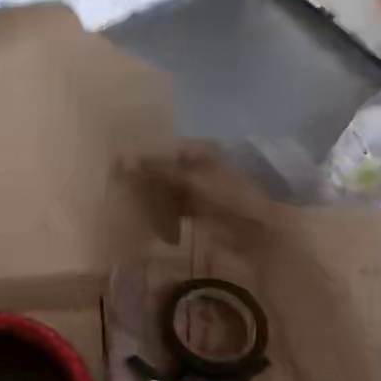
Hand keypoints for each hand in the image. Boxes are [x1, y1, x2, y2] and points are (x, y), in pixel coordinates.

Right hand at [122, 142, 278, 245]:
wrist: (260, 231)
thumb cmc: (227, 197)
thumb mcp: (190, 179)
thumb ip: (157, 169)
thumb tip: (123, 159)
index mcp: (200, 150)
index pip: (164, 148)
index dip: (143, 156)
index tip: (120, 167)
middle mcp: (200, 166)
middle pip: (165, 169)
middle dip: (145, 178)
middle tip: (122, 188)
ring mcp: (202, 188)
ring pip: (169, 189)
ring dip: (153, 197)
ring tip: (131, 204)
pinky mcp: (202, 210)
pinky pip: (175, 207)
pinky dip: (163, 213)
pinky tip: (150, 221)